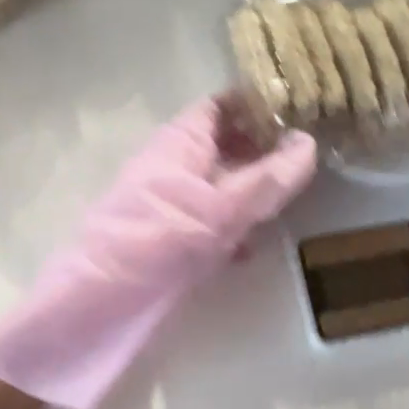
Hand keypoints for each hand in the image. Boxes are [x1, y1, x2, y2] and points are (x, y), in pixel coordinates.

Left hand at [0, 97, 316, 408]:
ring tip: (290, 199)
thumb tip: (309, 143)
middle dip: (262, 149)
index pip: (222, 105)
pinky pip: (208, 224)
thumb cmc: (159, 241)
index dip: (259, 103)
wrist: (99, 305)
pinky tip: (249, 249)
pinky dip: (230, 230)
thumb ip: (269, 178)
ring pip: (218, 186)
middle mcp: (173, 165)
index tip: (301, 110)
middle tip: (307, 157)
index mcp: (180, 142)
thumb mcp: (222, 207)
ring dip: (250, 191)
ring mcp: (169, 205)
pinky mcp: (167, 242)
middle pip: (222, 144)